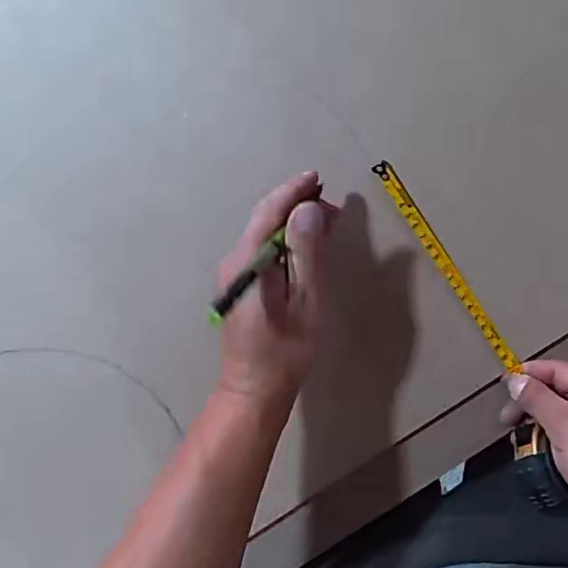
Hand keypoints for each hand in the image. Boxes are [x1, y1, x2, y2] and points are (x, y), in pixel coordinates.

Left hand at [215, 172, 333, 407]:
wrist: (254, 389)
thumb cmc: (286, 349)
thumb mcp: (305, 300)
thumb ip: (306, 253)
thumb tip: (309, 210)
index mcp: (248, 263)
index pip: (269, 213)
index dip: (293, 192)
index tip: (317, 178)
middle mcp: (235, 263)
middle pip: (264, 221)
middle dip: (296, 205)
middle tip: (332, 203)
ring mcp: (235, 277)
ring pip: (264, 235)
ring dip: (293, 223)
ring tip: (325, 220)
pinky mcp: (241, 288)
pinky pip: (264, 251)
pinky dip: (287, 240)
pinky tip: (306, 245)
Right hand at [505, 360, 567, 540]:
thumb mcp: (562, 426)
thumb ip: (536, 398)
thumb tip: (515, 378)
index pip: (555, 368)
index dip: (526, 375)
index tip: (502, 391)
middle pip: (562, 386)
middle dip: (532, 401)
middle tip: (508, 423)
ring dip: (544, 418)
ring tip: (524, 436)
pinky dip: (560, 431)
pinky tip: (548, 445)